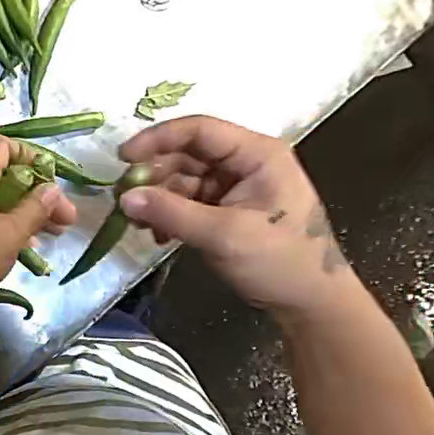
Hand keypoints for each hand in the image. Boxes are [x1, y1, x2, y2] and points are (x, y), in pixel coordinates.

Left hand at [0, 138, 77, 313]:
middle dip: (40, 192)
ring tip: (57, 232)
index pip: (4, 147)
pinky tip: (31, 244)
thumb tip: (53, 188)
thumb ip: (33, 209)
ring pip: (2, 200)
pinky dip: (14, 225)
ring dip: (31, 212)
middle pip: (8, 176)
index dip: (31, 156)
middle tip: (66, 218)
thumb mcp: (8, 235)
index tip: (53, 182)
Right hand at [118, 115, 354, 317]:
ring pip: (186, 180)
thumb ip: (172, 213)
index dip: (158, 139)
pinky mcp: (229, 210)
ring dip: (160, 199)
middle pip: (188, 155)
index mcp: (257, 154)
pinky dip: (172, 215)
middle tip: (124, 198)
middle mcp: (246, 163)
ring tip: (137, 222)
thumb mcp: (224, 236)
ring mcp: (237, 187)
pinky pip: (191, 202)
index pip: (199, 130)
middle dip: (155, 175)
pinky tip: (157, 235)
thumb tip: (125, 197)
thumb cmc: (278, 262)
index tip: (123, 158)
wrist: (310, 303)